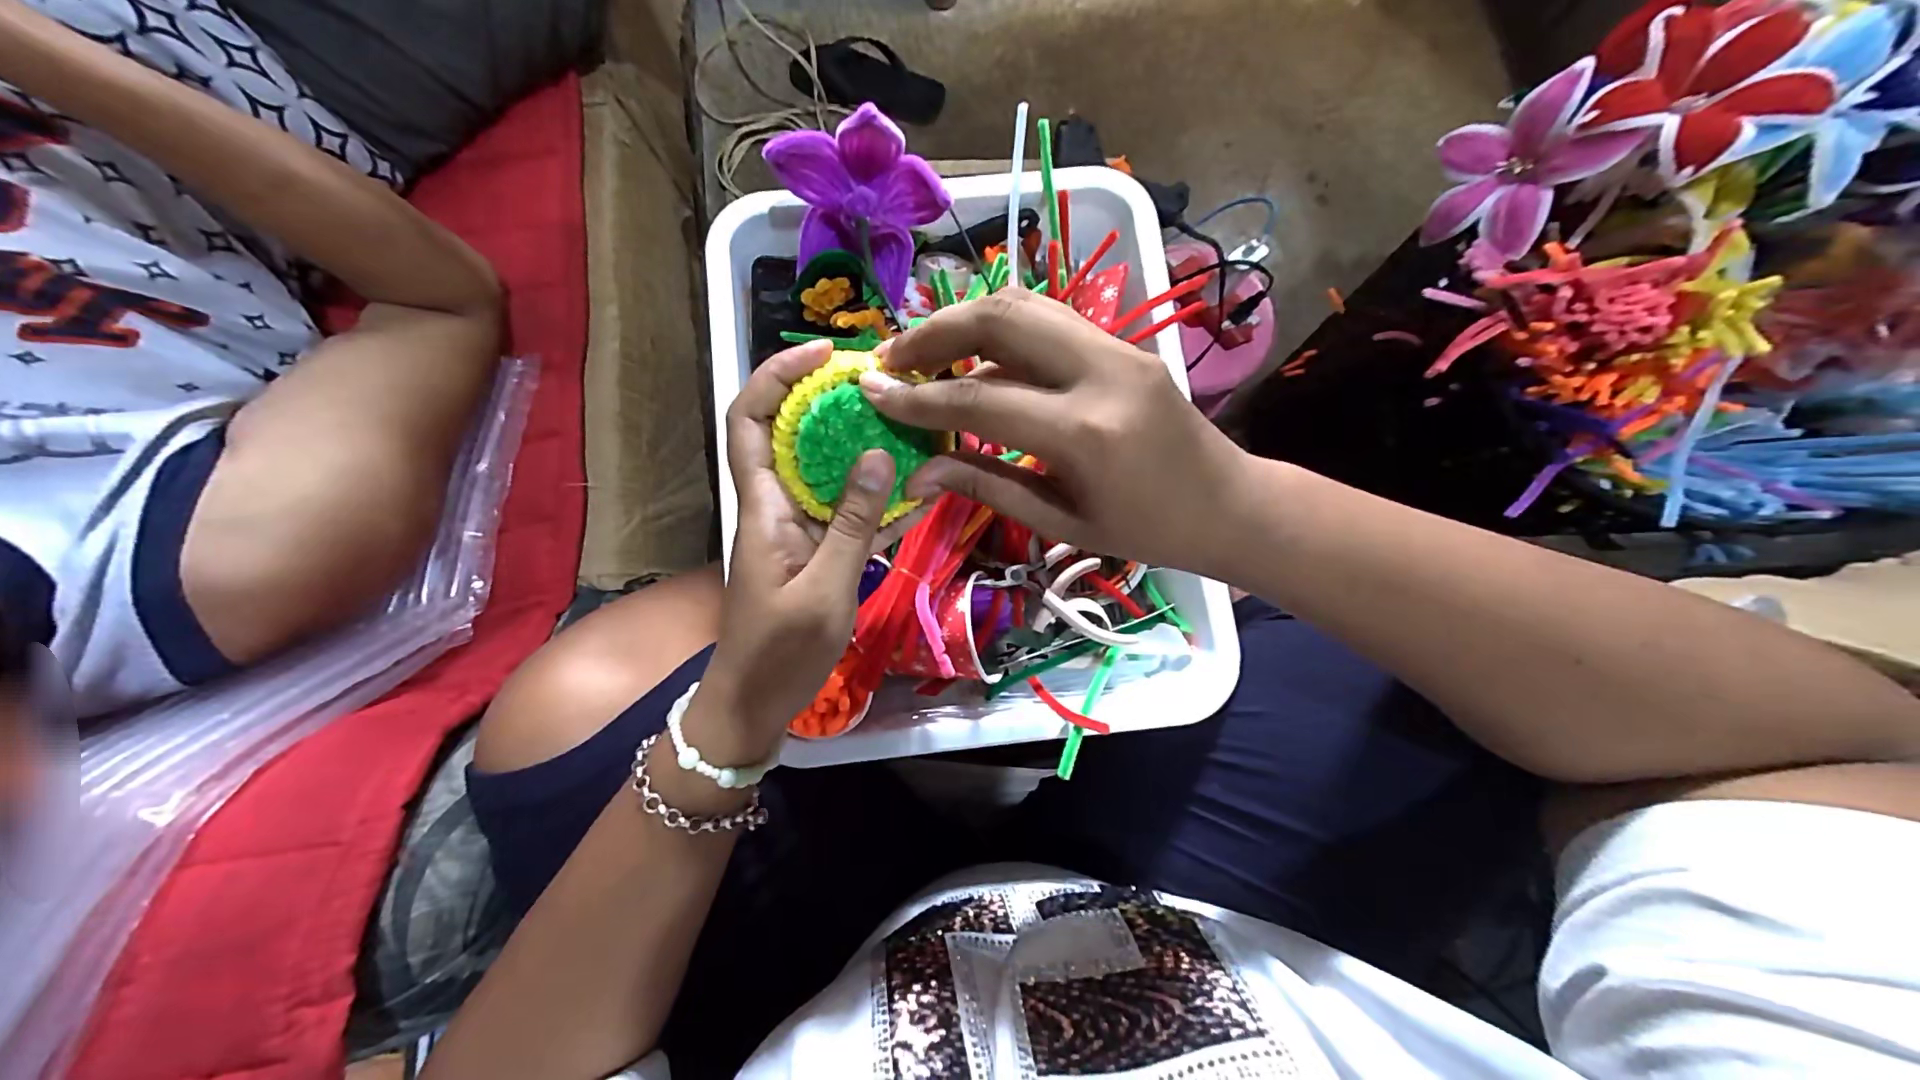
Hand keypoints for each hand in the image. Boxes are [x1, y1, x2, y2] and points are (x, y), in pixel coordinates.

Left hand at [692, 341, 897, 764]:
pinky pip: (845, 509)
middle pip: (789, 432)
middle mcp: (774, 506)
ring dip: (857, 442)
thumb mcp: (824, 588)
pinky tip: (913, 484)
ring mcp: (796, 529)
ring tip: (906, 421)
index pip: (749, 419)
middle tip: (881, 382)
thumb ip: (853, 523)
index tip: (823, 351)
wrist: (754, 703)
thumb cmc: (780, 650)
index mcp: (761, 506)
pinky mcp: (814, 551)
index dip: (777, 376)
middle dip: (828, 398)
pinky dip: (873, 493)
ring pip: (822, 469)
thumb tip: (879, 455)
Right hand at [861, 288, 1252, 577]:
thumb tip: (917, 472)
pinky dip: (1000, 328)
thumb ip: (986, 485)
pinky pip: (1048, 319)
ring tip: (923, 350)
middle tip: (892, 357)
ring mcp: (1117, 347)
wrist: (1228, 503)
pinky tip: (974, 356)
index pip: (978, 399)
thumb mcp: (1062, 521)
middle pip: (999, 319)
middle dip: (933, 332)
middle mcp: (1101, 372)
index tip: (871, 392)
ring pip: (1024, 303)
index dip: (917, 398)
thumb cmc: (1148, 531)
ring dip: (964, 319)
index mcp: (1085, 432)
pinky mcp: (1122, 342)